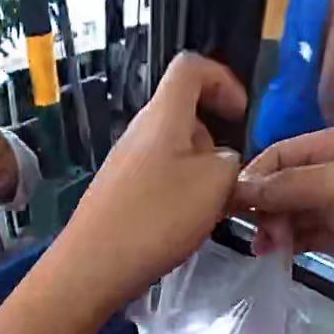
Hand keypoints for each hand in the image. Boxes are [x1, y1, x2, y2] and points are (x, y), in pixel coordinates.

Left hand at [47, 53, 248, 310]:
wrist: (94, 267)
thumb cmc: (156, 218)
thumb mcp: (215, 184)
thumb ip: (231, 162)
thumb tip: (223, 163)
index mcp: (163, 115)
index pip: (191, 67)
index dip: (223, 80)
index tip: (240, 114)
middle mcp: (138, 133)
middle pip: (183, 116)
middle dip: (213, 139)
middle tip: (228, 176)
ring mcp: (123, 165)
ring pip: (172, 153)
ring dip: (197, 174)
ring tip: (206, 210)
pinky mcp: (116, 195)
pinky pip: (155, 181)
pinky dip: (176, 196)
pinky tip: (180, 229)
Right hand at [230, 122, 333, 306]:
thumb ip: (287, 185)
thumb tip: (239, 188)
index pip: (283, 153)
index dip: (253, 176)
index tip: (227, 204)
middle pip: (286, 184)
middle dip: (263, 206)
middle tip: (252, 234)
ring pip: (296, 214)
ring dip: (275, 228)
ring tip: (264, 249)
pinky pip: (310, 237)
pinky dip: (292, 245)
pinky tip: (278, 257)